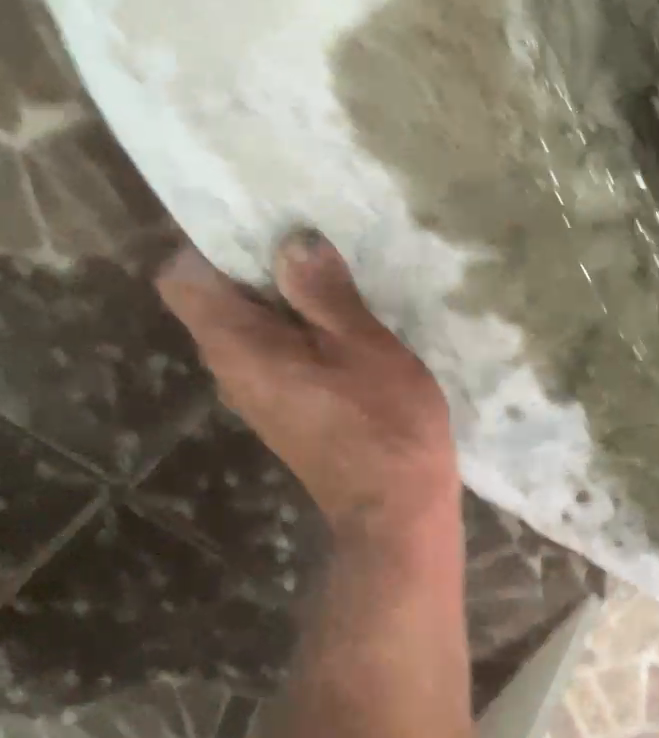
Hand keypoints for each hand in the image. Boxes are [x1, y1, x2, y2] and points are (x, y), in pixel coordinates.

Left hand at [157, 230, 459, 545]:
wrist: (395, 503)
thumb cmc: (385, 421)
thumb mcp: (366, 346)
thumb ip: (326, 294)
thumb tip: (293, 241)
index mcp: (237, 345)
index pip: (184, 276)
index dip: (217, 246)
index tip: (273, 234)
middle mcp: (230, 368)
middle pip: (219, 302)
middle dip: (263, 273)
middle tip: (326, 257)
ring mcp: (258, 396)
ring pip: (253, 332)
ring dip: (290, 308)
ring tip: (347, 296)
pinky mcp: (288, 413)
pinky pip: (278, 358)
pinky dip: (304, 339)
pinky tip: (354, 343)